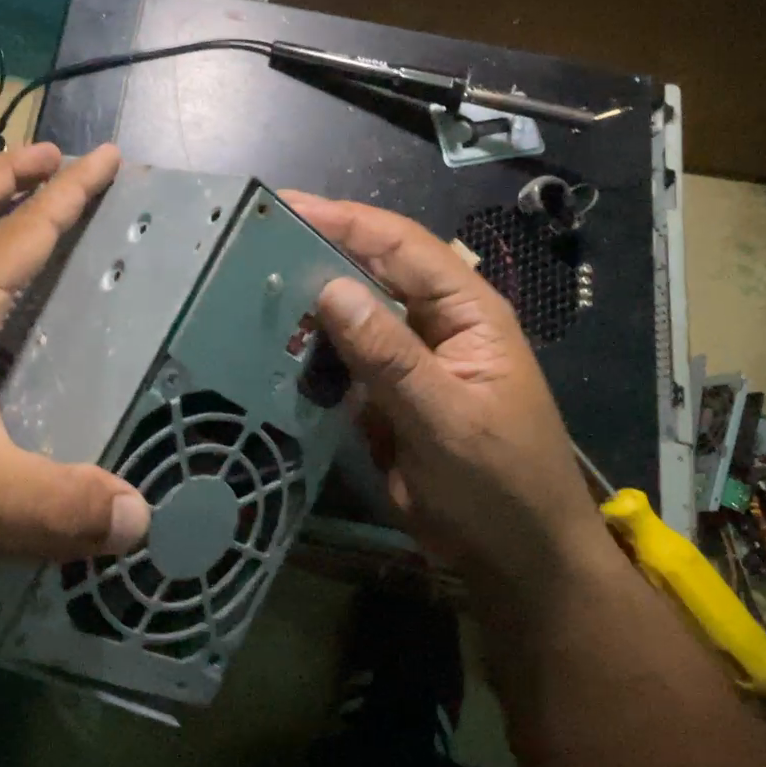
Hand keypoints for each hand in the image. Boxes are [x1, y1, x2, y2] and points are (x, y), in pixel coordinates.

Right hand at [280, 191, 615, 591]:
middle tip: (254, 240)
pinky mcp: (384, 394)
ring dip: (307, 301)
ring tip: (249, 286)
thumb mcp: (447, 420)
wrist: (516, 561)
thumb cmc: (500, 486)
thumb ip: (390, 356)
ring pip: (351, 313)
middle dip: (319, 250)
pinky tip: (271, 347)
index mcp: (467, 312)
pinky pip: (341, 359)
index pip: (402, 247)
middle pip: (372, 270)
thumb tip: (330, 288)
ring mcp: (407, 359)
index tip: (286, 205)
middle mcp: (434, 323)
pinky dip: (309, 351)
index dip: (346, 220)